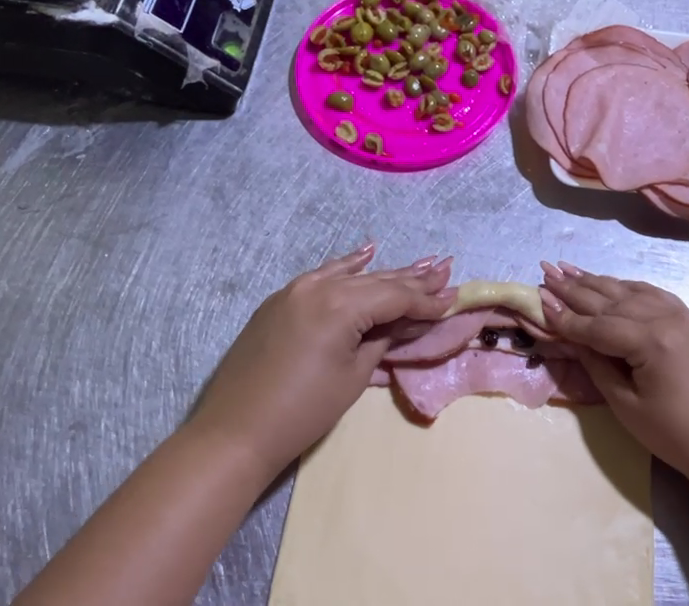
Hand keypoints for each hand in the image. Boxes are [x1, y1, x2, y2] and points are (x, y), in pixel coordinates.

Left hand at [190, 245, 453, 476]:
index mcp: (340, 304)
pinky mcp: (280, 302)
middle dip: (413, 279)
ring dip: (386, 273)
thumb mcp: (354, 375)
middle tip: (446, 269)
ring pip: (352, 277)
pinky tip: (368, 252)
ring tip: (423, 263)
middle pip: (377, 281)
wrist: (234, 434)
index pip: (395, 296)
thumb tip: (409, 321)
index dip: (426, 300)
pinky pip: (323, 276)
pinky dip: (347, 266)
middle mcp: (319, 287)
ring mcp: (296, 290)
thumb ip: (384, 339)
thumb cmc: (302, 412)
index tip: (454, 298)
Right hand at [539, 262, 688, 481]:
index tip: (539, 299)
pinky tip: (612, 284)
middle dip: (576, 288)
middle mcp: (666, 317)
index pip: (598, 324)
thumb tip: (572, 338)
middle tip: (547, 271)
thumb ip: (597, 365)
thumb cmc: (673, 434)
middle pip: (612, 300)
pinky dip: (628, 288)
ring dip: (599, 282)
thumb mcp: (626, 405)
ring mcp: (681, 315)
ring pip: (632, 291)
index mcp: (651, 340)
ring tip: (570, 271)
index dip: (566, 316)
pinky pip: (653, 294)